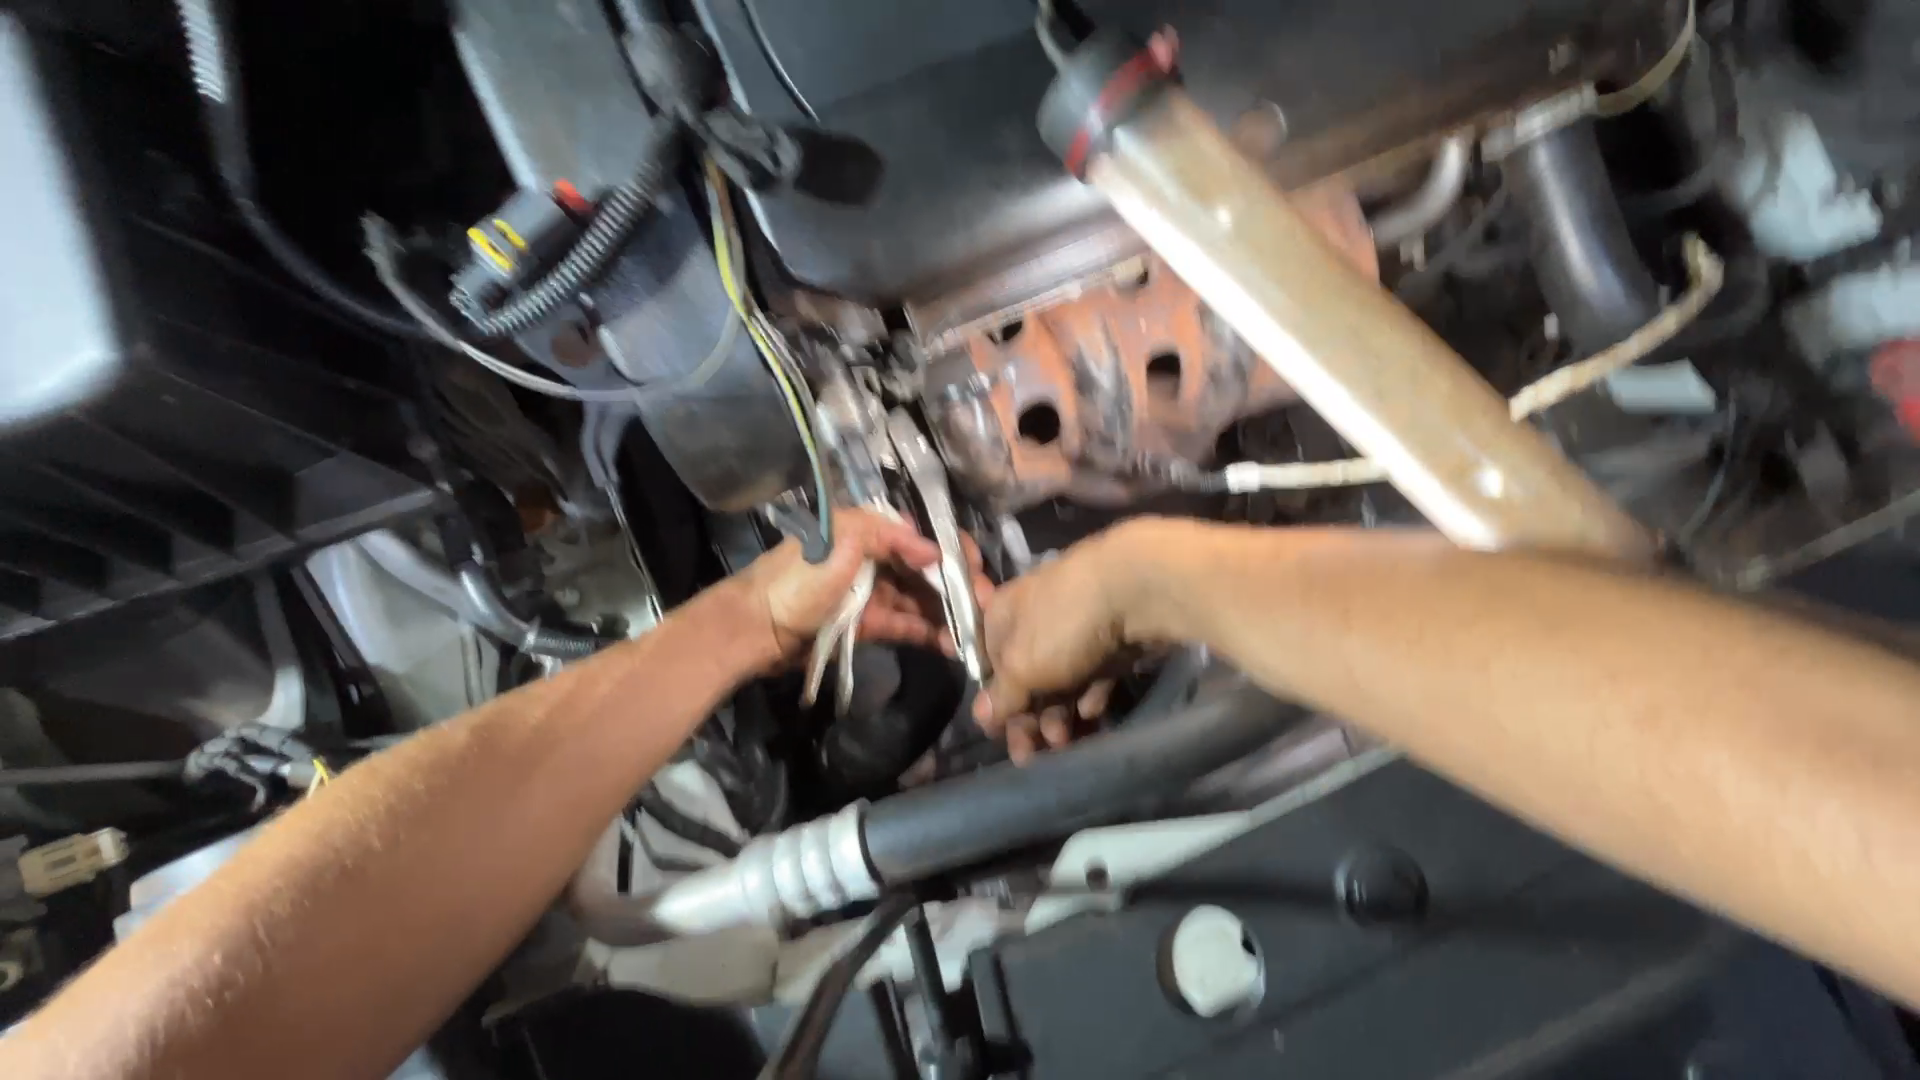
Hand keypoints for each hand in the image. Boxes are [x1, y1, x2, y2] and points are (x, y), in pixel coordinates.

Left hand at [730, 508, 989, 672]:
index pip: (918, 536)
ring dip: (946, 612)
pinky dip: (927, 632)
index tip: (976, 568)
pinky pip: (904, 624)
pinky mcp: (866, 624)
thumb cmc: (795, 579)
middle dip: (956, 585)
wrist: (754, 628)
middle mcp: (872, 559)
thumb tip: (932, 550)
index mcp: (866, 532)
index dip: (950, 549)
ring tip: (975, 630)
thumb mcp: (837, 539)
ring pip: (918, 599)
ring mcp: (870, 593)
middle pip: (923, 570)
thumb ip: (885, 535)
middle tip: (986, 605)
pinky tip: (951, 644)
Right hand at [973, 520, 1171, 761]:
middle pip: (1025, 679)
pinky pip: (1092, 677)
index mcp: (1002, 618)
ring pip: (1059, 682)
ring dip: (1058, 716)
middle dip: (1028, 719)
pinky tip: (1093, 716)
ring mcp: (1073, 631)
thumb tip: (980, 715)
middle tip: (1033, 757)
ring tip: (1067, 743)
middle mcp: (1033, 622)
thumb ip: (1002, 696)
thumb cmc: (1062, 625)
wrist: (1135, 590)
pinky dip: (1089, 698)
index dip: (995, 705)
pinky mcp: (1108, 642)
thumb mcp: (1021, 666)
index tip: (1002, 738)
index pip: (990, 666)